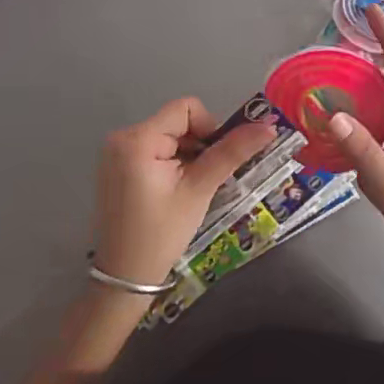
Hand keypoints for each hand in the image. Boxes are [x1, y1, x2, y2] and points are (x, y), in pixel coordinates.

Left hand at [92, 98, 276, 287]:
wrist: (125, 275)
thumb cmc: (162, 233)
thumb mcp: (199, 190)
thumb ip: (231, 153)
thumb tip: (268, 127)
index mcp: (137, 139)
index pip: (186, 108)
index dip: (210, 128)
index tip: (216, 160)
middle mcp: (121, 138)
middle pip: (175, 123)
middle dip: (198, 146)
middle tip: (206, 180)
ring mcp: (115, 154)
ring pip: (166, 138)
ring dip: (187, 157)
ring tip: (191, 190)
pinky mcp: (115, 168)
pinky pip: (152, 152)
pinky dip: (171, 165)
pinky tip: (174, 193)